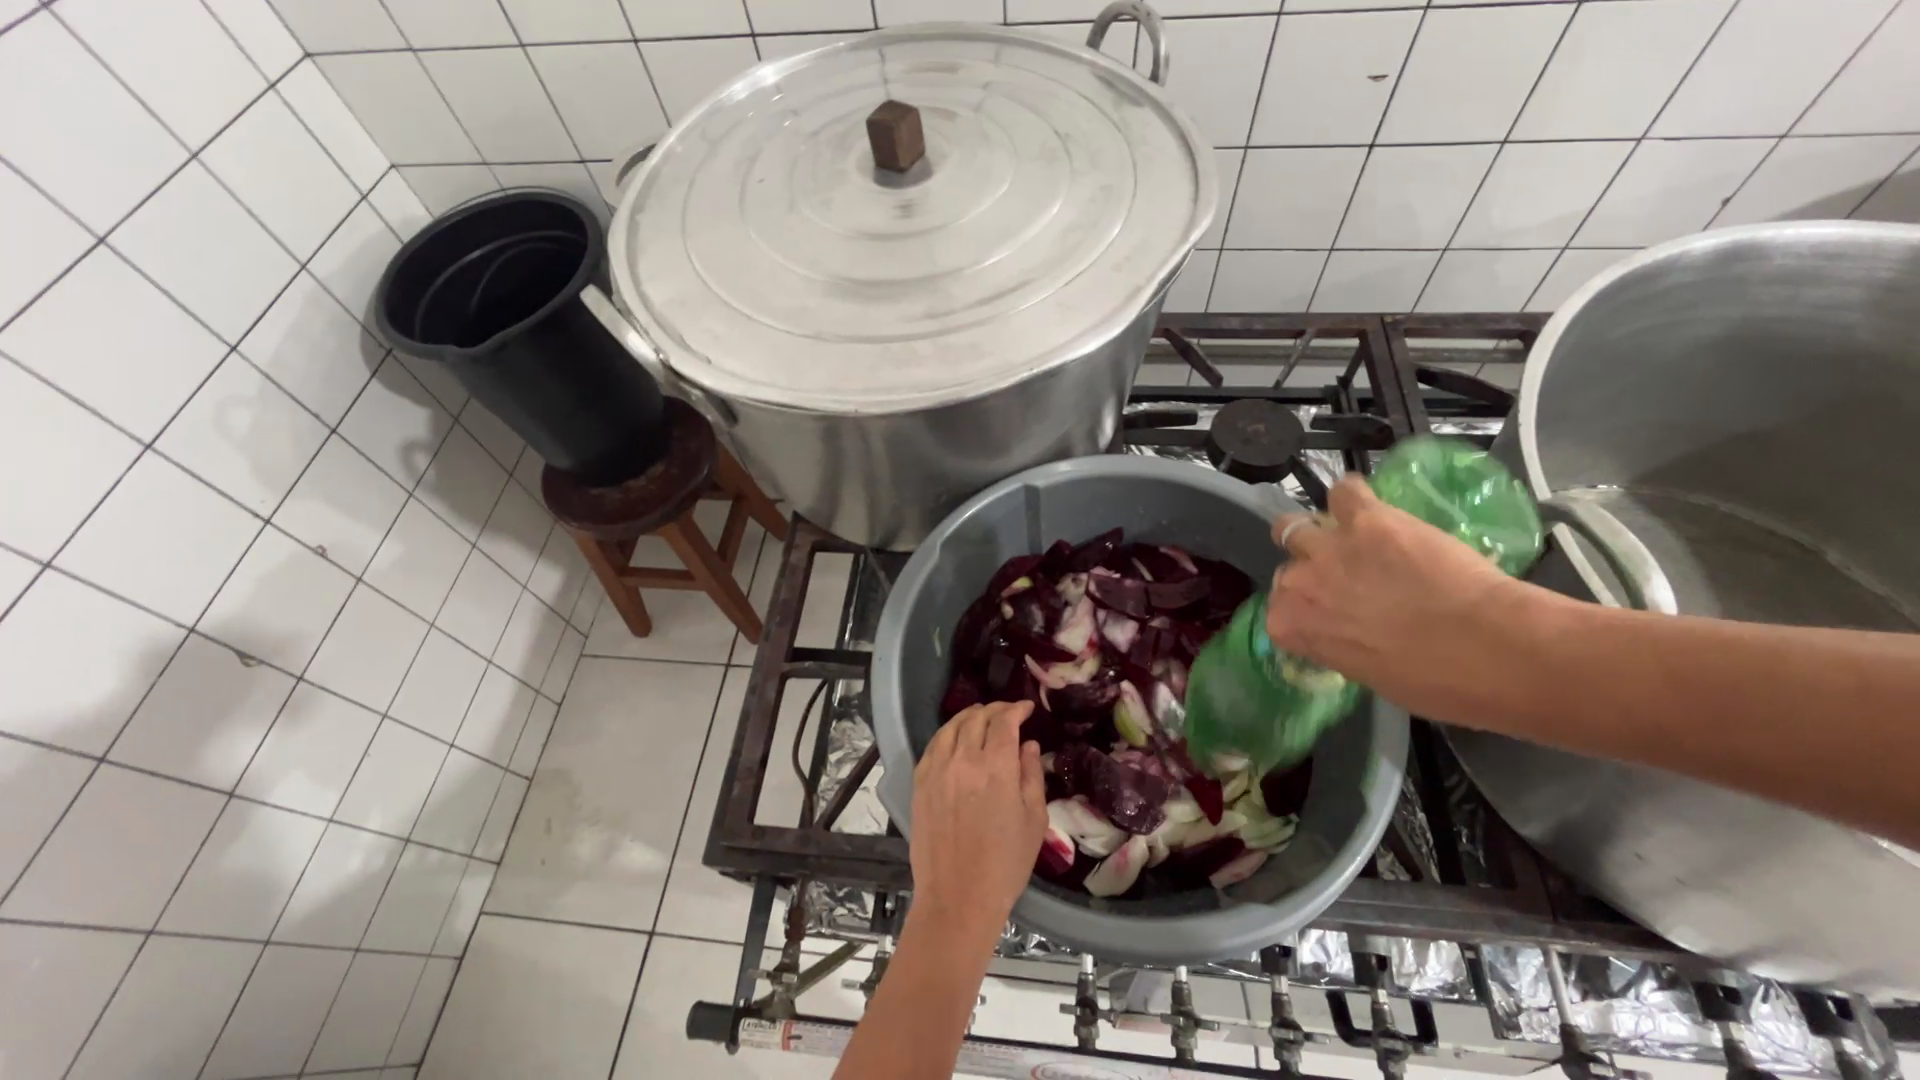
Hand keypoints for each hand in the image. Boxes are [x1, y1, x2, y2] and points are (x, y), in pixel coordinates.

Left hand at [908, 700, 1046, 944]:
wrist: (958, 897)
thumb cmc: (1005, 864)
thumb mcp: (1034, 819)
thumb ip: (1031, 775)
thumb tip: (1029, 745)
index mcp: (996, 768)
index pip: (1004, 721)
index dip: (1016, 709)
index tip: (1027, 709)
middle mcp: (963, 761)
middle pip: (976, 718)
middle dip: (995, 709)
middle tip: (1008, 713)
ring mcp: (936, 771)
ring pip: (951, 727)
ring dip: (969, 717)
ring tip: (981, 718)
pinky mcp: (919, 784)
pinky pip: (933, 746)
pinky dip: (947, 734)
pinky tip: (956, 739)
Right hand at [1267, 476, 1538, 707]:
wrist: (1485, 647)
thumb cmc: (1433, 682)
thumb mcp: (1371, 675)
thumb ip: (1343, 645)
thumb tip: (1355, 634)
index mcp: (1293, 628)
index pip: (1279, 613)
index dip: (1303, 612)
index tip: (1327, 617)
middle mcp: (1299, 584)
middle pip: (1288, 570)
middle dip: (1310, 574)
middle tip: (1344, 582)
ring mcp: (1330, 547)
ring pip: (1296, 525)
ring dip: (1317, 531)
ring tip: (1347, 538)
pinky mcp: (1368, 519)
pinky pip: (1345, 492)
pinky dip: (1353, 497)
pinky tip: (1370, 508)